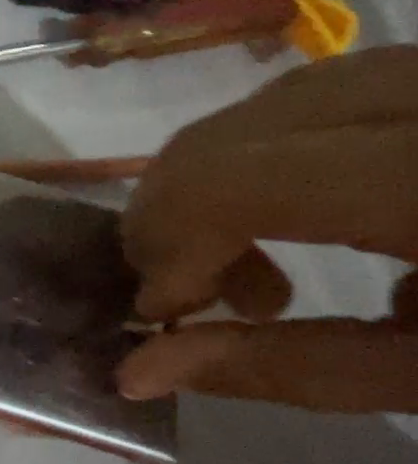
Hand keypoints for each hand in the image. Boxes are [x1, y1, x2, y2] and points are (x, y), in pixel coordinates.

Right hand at [116, 46, 417, 411]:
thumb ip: (286, 368)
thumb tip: (135, 370)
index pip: (228, 183)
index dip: (164, 246)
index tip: (165, 314)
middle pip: (231, 134)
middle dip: (173, 216)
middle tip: (192, 291)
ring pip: (273, 103)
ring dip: (217, 182)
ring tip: (250, 255)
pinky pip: (329, 92)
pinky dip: (275, 153)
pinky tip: (308, 211)